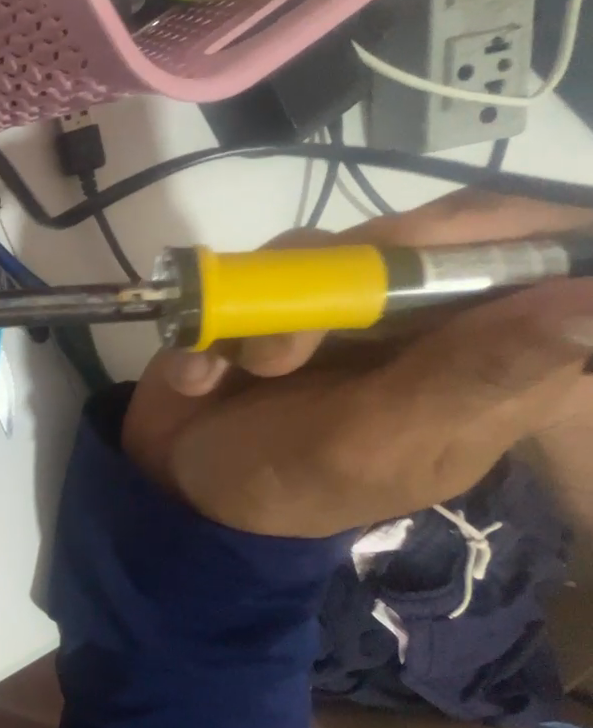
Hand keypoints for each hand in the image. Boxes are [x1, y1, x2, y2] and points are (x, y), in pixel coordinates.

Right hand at [123, 191, 592, 538]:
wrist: (178, 492)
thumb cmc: (290, 482)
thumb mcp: (380, 441)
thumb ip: (470, 375)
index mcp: (491, 362)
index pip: (549, 264)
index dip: (504, 235)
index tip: (428, 247)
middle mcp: (426, 325)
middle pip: (434, 236)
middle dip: (360, 265)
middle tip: (307, 304)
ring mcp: (343, 312)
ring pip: (329, 251)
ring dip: (270, 302)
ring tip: (250, 367)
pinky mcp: (269, 306)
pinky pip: (250, 275)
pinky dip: (215, 320)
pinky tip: (201, 373)